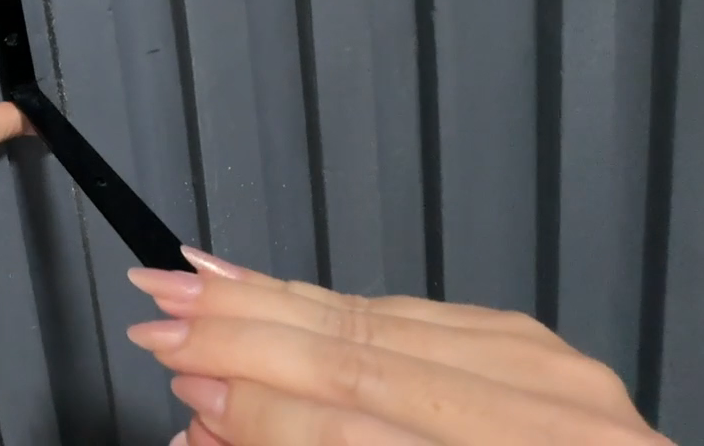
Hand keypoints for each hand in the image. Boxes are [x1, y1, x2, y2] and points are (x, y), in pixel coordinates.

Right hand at [129, 251, 667, 444]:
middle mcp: (550, 425)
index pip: (350, 429)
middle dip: (233, 337)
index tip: (182, 390)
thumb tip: (203, 419)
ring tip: (177, 284)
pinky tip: (241, 275)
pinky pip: (385, 306)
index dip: (258, 410)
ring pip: (357, 316)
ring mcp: (542, 368)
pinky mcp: (519, 334)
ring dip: (251, 297)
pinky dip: (303, 293)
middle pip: (349, 359)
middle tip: (153, 318)